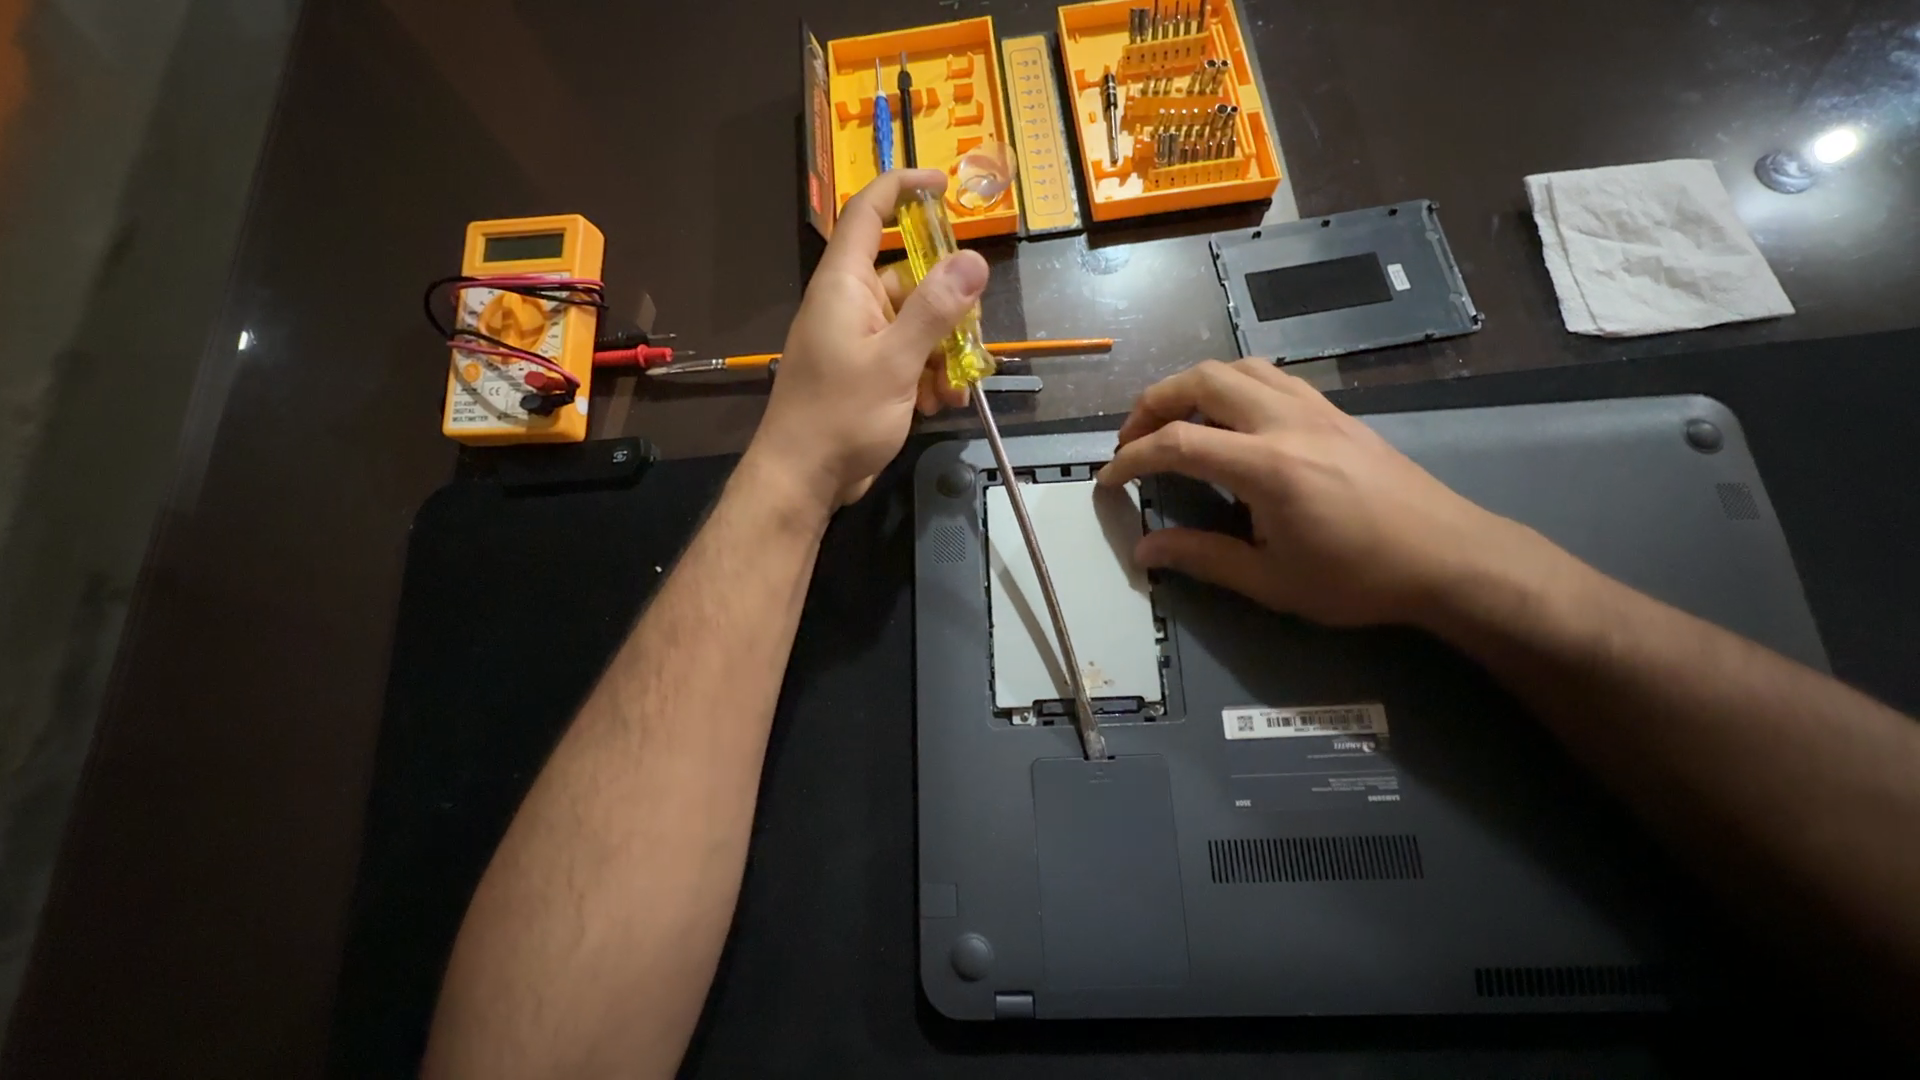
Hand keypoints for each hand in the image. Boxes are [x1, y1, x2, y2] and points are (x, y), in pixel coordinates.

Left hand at [748, 169, 986, 507]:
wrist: (803, 479)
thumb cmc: (840, 416)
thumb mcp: (895, 362)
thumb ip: (934, 310)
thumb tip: (973, 260)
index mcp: (844, 285)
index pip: (869, 213)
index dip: (903, 188)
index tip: (943, 185)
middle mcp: (849, 304)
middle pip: (908, 278)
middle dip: (947, 307)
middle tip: (973, 338)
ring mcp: (857, 341)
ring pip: (915, 325)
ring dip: (942, 353)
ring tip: (955, 389)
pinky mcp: (864, 373)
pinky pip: (906, 357)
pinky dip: (927, 376)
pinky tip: (938, 405)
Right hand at [1096, 359, 1549, 628]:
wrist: (1449, 557)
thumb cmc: (1357, 577)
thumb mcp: (1271, 581)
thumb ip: (1201, 557)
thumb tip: (1144, 551)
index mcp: (1266, 466)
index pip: (1177, 443)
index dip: (1131, 458)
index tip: (1109, 480)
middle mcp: (1285, 422)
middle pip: (1200, 381)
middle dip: (1152, 404)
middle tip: (1132, 440)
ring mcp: (1313, 409)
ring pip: (1236, 367)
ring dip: (1191, 386)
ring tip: (1173, 420)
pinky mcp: (1333, 411)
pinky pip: (1270, 376)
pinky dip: (1231, 384)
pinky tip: (1228, 418)